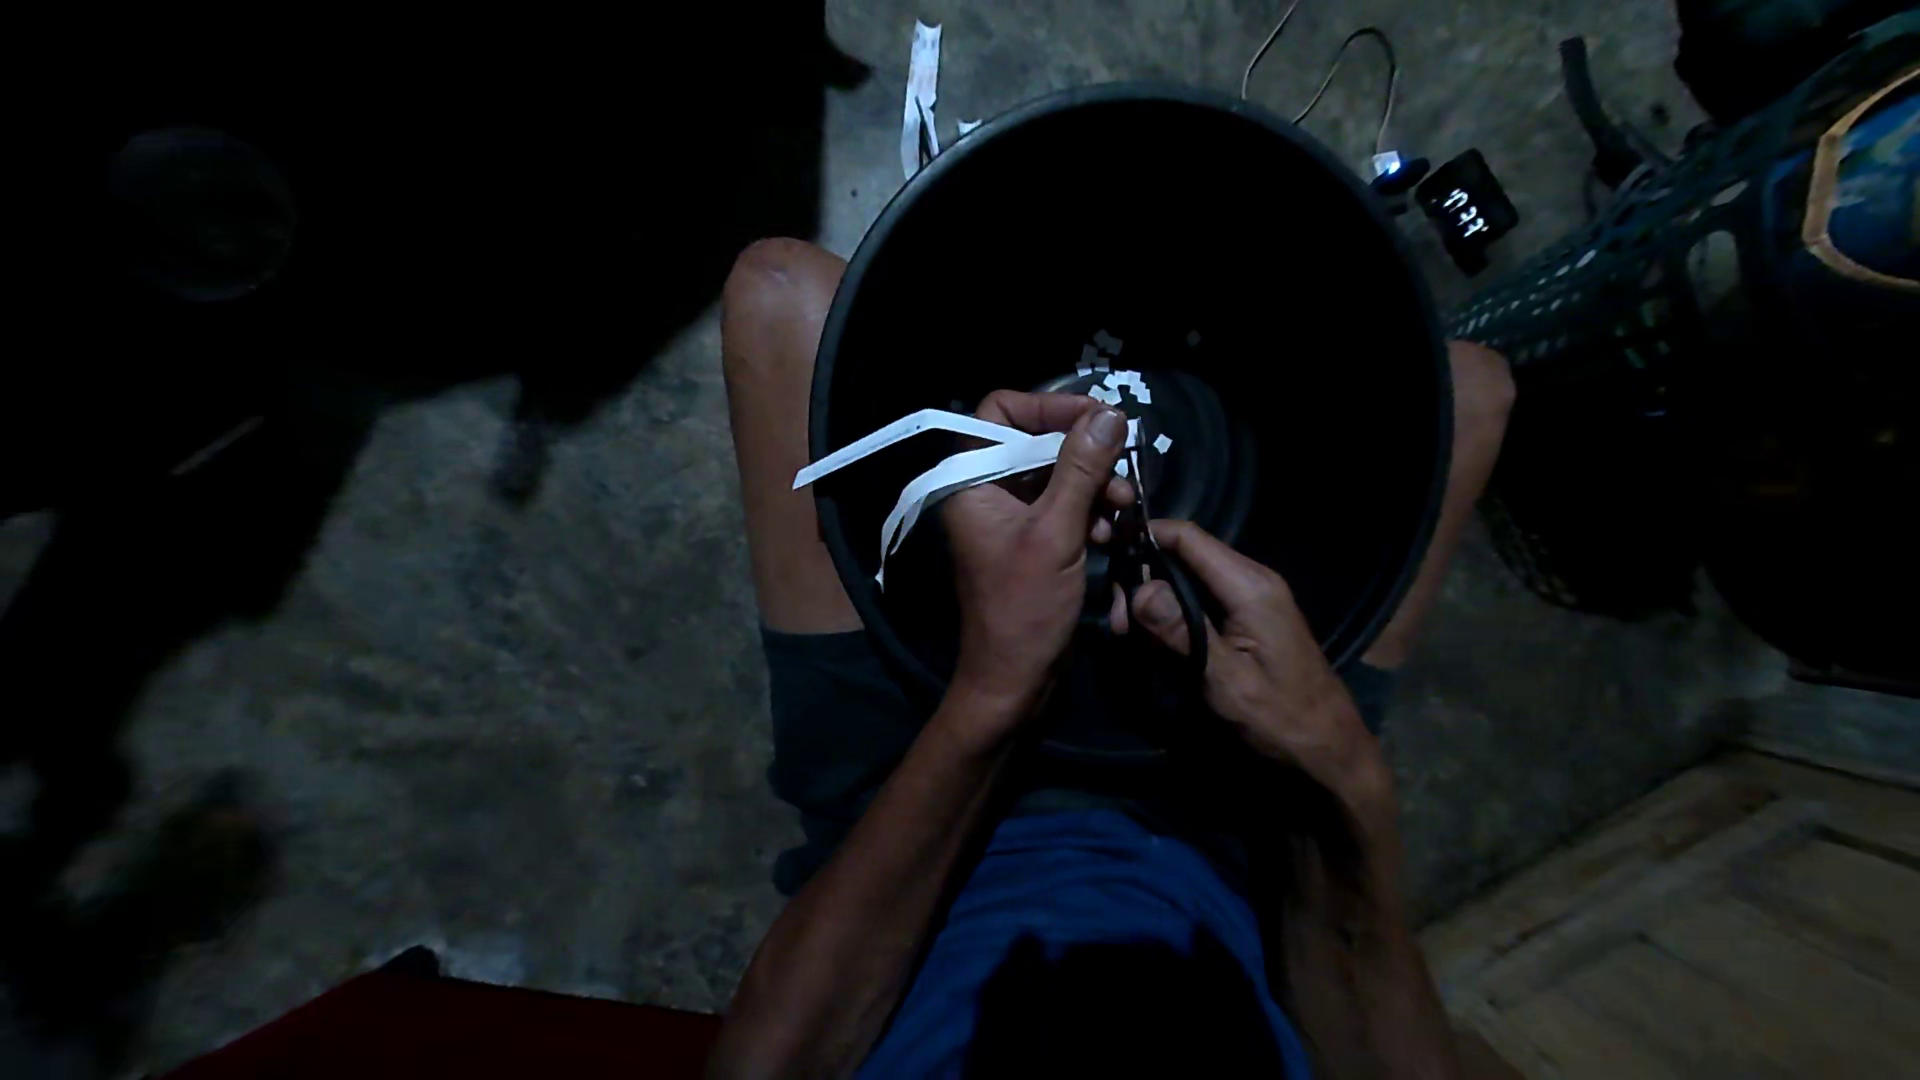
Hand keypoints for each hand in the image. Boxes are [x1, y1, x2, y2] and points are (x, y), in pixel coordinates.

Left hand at [942, 391, 1132, 714]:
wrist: (1013, 676)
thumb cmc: (1024, 607)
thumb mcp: (1057, 532)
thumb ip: (1081, 470)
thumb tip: (1109, 414)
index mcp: (970, 480)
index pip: (999, 412)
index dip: (1046, 406)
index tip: (1096, 416)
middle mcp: (984, 490)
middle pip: (1035, 442)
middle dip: (1083, 454)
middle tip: (1122, 473)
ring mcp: (1008, 515)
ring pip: (1055, 474)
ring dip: (1094, 485)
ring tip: (1124, 508)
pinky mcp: (1030, 538)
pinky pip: (1062, 505)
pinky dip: (1088, 512)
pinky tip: (1111, 532)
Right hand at [1124, 520, 1389, 807]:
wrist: (1327, 748)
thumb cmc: (1281, 717)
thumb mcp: (1227, 680)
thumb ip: (1183, 632)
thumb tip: (1140, 589)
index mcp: (1250, 587)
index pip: (1188, 537)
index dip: (1145, 535)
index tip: (1107, 552)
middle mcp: (1251, 580)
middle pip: (1183, 554)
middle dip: (1142, 577)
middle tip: (1116, 620)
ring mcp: (1249, 596)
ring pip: (1186, 576)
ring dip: (1152, 598)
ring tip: (1128, 633)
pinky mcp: (1245, 614)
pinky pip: (1198, 596)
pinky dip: (1170, 611)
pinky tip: (1153, 639)